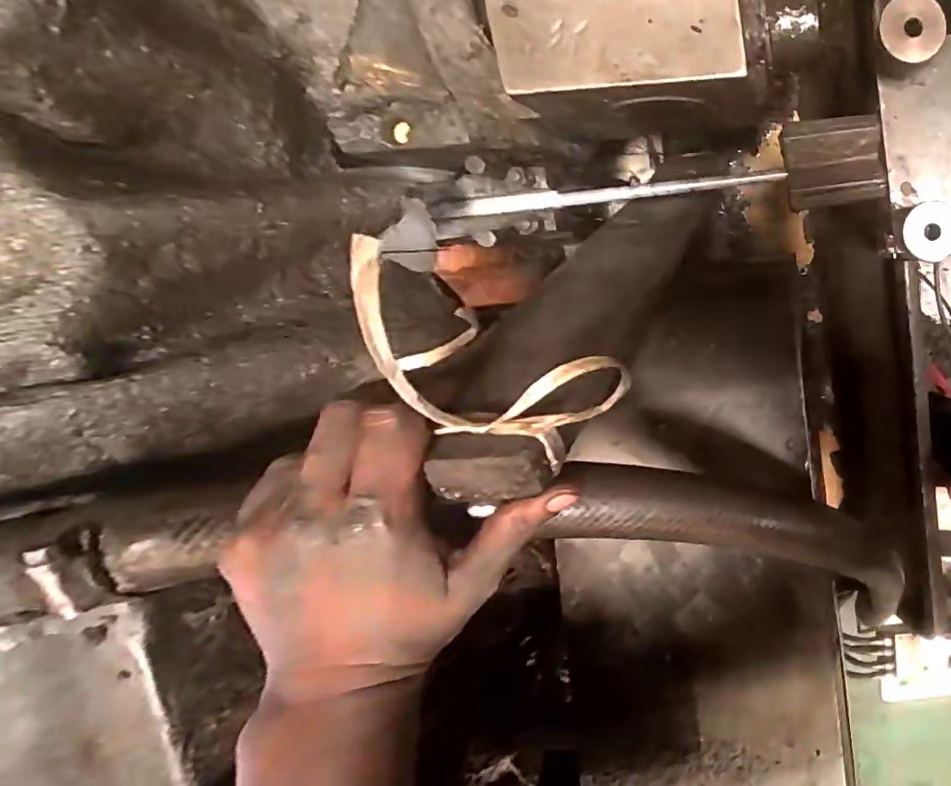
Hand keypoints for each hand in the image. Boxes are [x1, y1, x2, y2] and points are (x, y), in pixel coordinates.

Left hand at [220, 402, 575, 703]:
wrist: (329, 684)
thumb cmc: (413, 626)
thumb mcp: (475, 580)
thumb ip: (514, 527)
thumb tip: (570, 488)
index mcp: (375, 517)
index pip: (387, 425)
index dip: (415, 412)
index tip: (438, 419)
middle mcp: (312, 513)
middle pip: (340, 418)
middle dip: (377, 415)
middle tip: (407, 431)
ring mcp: (264, 527)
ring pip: (304, 444)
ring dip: (342, 446)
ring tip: (370, 467)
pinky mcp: (234, 541)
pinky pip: (273, 477)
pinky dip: (307, 473)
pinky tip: (332, 495)